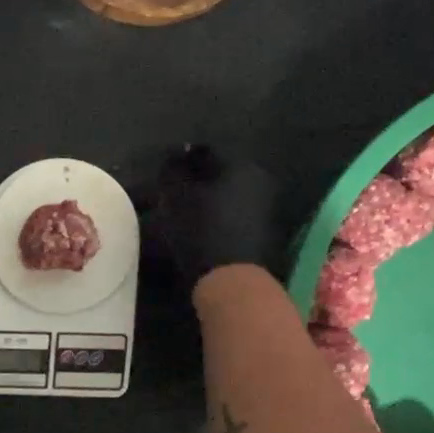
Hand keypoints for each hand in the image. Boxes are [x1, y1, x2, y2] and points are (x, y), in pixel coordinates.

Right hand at [146, 145, 278, 291]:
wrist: (233, 281)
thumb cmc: (201, 232)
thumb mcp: (175, 199)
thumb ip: (172, 173)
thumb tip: (173, 157)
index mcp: (240, 164)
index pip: (205, 152)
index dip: (181, 160)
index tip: (165, 173)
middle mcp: (260, 180)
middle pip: (221, 174)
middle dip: (198, 182)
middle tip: (174, 195)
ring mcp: (268, 208)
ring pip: (230, 196)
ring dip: (210, 202)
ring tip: (186, 217)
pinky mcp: (267, 233)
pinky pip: (237, 217)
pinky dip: (220, 220)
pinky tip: (203, 232)